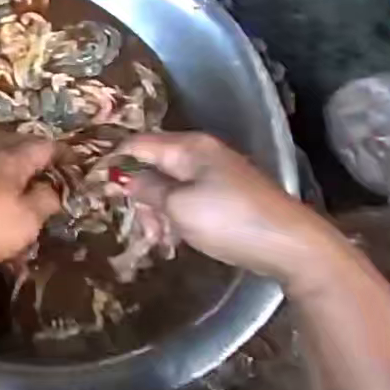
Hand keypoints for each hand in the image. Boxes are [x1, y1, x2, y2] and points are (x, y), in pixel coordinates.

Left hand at [0, 140, 61, 273]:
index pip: (44, 146)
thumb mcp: (28, 219)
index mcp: (14, 159)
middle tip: (51, 168)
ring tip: (26, 180)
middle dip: (37, 155)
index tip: (75, 161)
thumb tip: (53, 188)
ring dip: (14, 166)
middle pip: (19, 146)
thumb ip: (45, 200)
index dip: (62, 152)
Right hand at [118, 132, 343, 285]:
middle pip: (155, 165)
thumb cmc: (230, 221)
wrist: (292, 245)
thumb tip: (126, 178)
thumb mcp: (180, 208)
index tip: (97, 186)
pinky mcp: (230, 193)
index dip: (115, 161)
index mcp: (188, 147)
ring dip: (160, 212)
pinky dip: (179, 216)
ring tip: (161, 243)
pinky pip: (191, 197)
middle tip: (142, 231)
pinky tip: (178, 241)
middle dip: (141, 196)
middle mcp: (202, 152)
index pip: (138, 143)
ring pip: (172, 185)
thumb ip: (149, 190)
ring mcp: (218, 172)